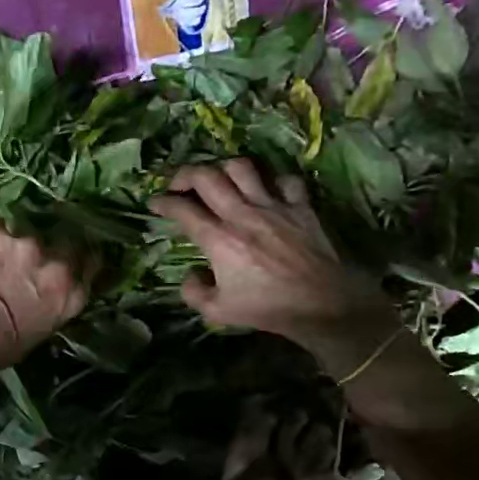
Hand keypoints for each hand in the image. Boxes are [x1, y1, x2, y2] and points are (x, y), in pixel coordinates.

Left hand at [0, 217, 87, 382]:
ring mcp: (29, 246)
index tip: (76, 256)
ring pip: (29, 229)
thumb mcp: (49, 325)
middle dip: (55, 242)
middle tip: (37, 252)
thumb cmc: (6, 344)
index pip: (93, 261)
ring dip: (19, 239)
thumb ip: (60, 298)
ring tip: (4, 251)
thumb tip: (55, 287)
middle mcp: (59, 264)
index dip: (83, 256)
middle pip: (67, 239)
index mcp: (74, 292)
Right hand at [149, 159, 398, 367]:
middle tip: (180, 184)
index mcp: (219, 239)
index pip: (182, 208)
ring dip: (224, 168)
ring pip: (242, 167)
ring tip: (220, 180)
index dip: (163, 202)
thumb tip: (190, 274)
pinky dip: (274, 181)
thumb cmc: (270, 309)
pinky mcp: (301, 205)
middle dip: (185, 174)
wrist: (323, 302)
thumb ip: (194, 293)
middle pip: (206, 175)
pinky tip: (269, 191)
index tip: (155, 203)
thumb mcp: (220, 312)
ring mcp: (274, 205)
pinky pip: (286, 179)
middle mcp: (242, 213)